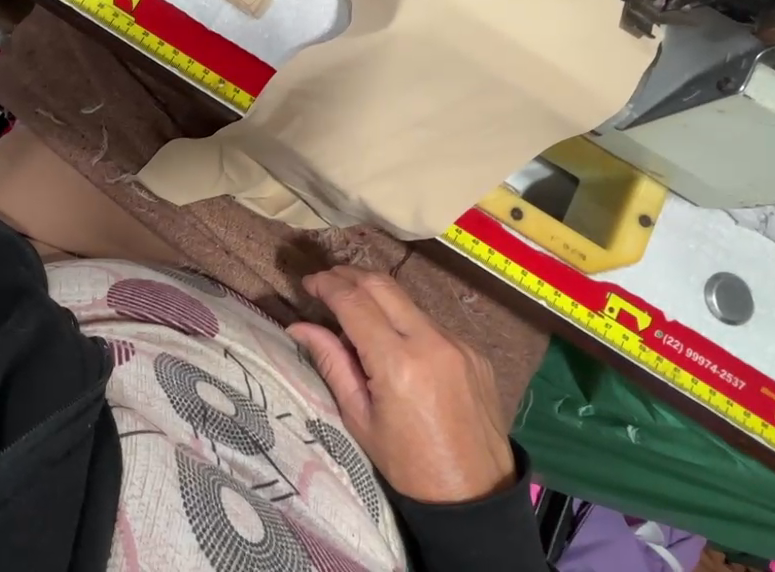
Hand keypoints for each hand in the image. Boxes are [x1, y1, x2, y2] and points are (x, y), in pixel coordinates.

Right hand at [287, 267, 515, 503]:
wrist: (476, 498)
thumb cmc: (408, 465)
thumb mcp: (359, 418)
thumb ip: (331, 364)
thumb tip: (298, 327)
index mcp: (399, 363)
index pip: (354, 302)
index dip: (326, 285)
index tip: (307, 284)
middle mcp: (431, 342)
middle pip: (381, 284)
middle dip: (348, 275)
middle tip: (324, 283)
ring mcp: (458, 344)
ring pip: (406, 300)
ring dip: (375, 295)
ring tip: (352, 311)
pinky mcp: (474, 352)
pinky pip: (429, 322)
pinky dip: (402, 319)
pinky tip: (392, 341)